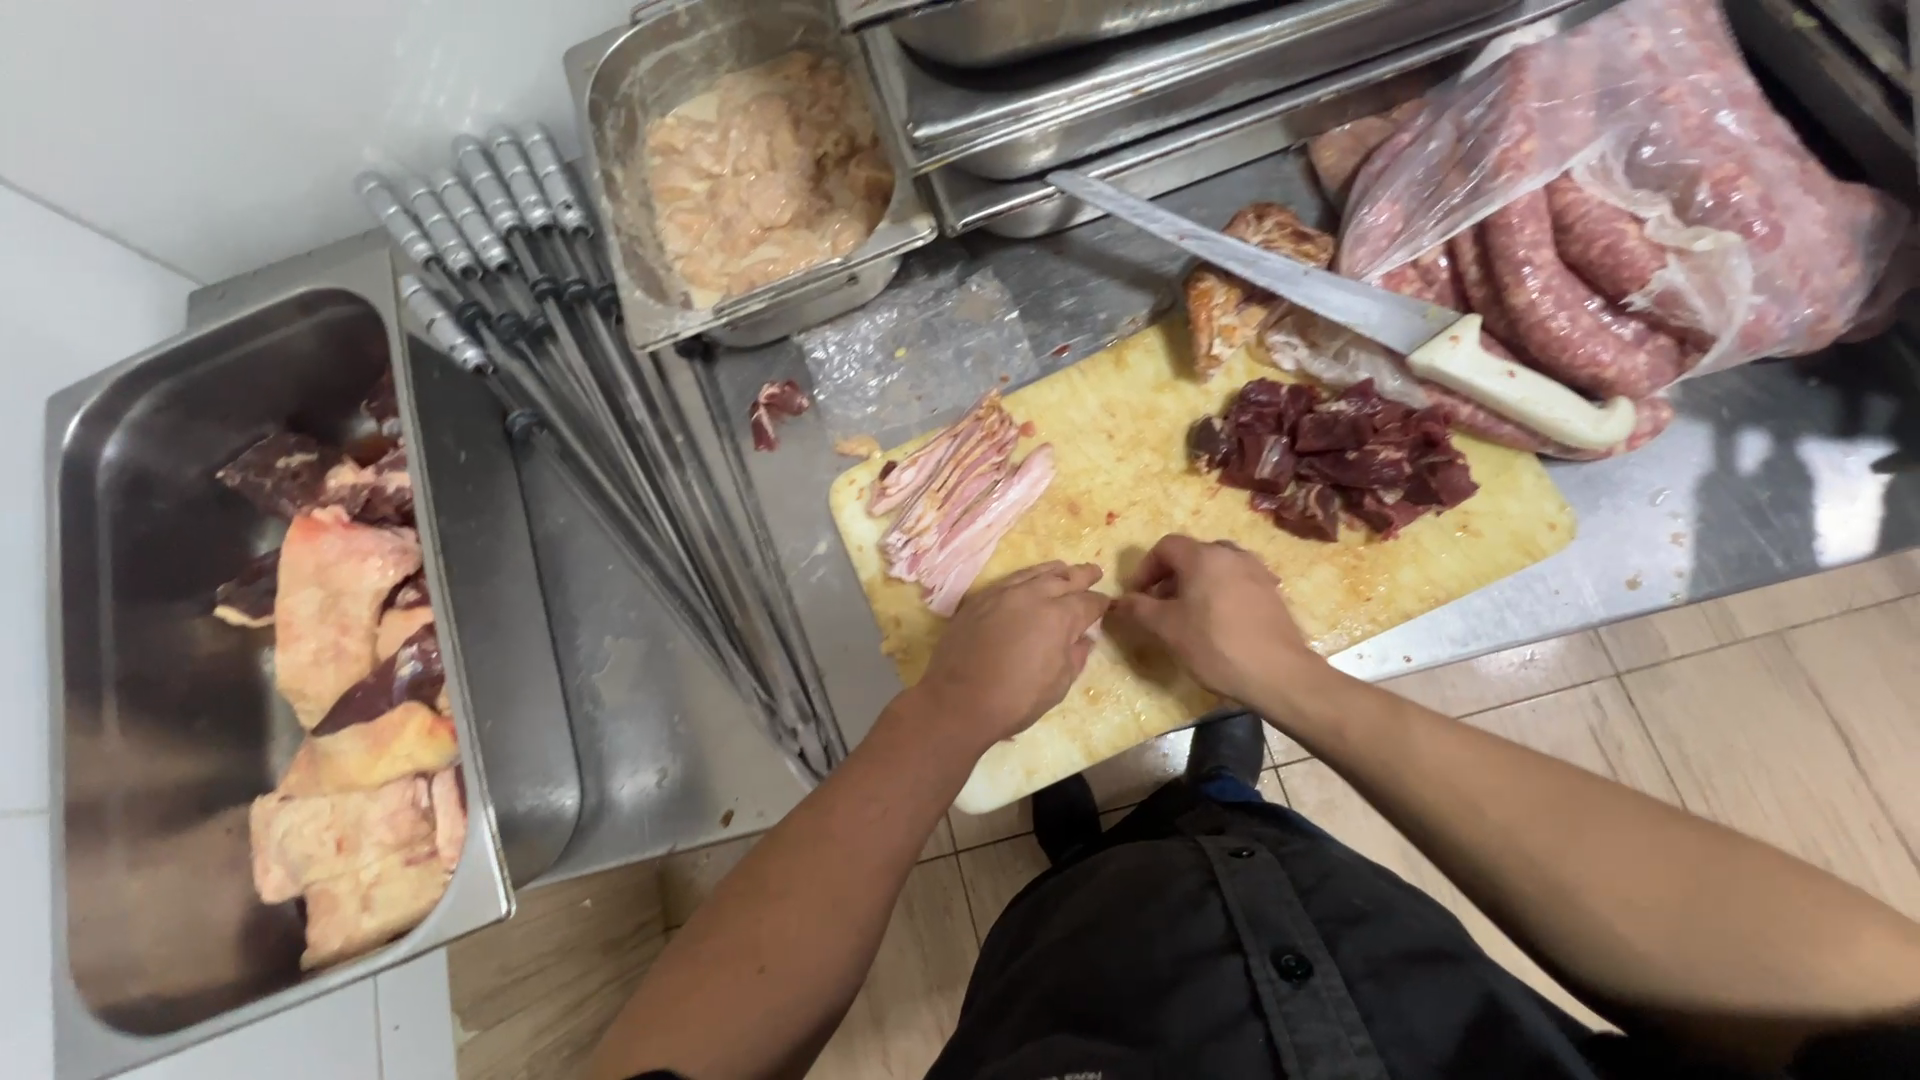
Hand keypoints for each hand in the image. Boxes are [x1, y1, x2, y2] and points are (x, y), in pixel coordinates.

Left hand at [908, 562, 1109, 751]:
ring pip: (1034, 573)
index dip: (1100, 604)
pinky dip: (1025, 577)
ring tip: (1064, 568)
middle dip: (1082, 576)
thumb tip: (1084, 639)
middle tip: (1094, 571)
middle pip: (1064, 578)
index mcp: (1058, 616)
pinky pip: (1009, 580)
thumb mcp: (1058, 684)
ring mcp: (1002, 594)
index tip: (1106, 605)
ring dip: (1054, 571)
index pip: (1088, 602)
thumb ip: (1075, 656)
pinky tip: (1028, 580)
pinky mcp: (979, 599)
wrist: (958, 701)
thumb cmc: (1016, 699)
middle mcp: (1032, 596)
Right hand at [1110, 534, 1319, 704]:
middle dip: (1170, 576)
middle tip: (1159, 604)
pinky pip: (1237, 581)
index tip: (1137, 595)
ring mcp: (1257, 571)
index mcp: (1204, 556)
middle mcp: (1232, 555)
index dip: (1145, 568)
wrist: (1278, 673)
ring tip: (1187, 613)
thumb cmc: (1215, 645)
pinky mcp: (1272, 592)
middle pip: (1192, 554)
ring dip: (1195, 583)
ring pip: (1216, 567)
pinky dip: (1219, 592)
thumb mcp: (1167, 629)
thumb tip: (1120, 601)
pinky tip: (1218, 621)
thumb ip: (1139, 609)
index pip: (1166, 546)